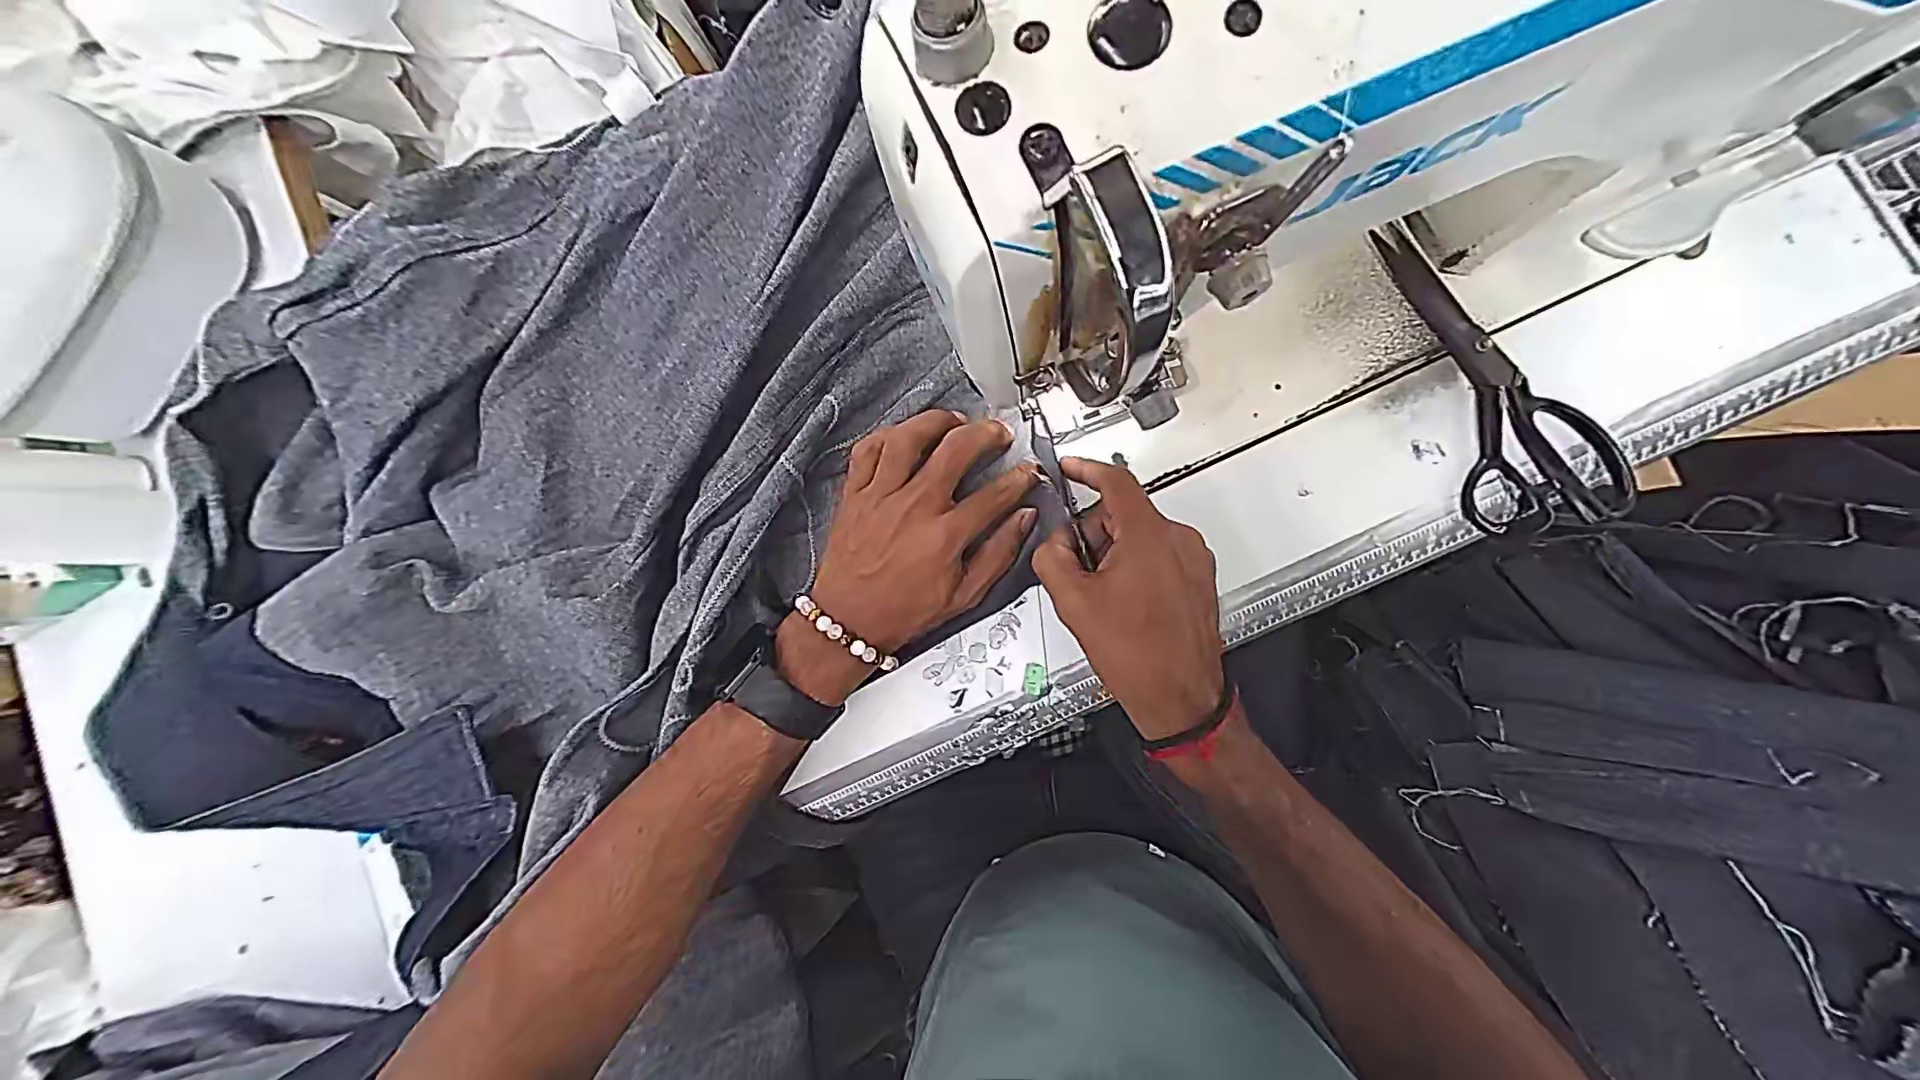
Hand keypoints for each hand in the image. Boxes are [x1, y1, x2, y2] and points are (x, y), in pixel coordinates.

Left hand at [777, 410, 1039, 705]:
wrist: (850, 620)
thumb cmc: (902, 610)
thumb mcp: (964, 595)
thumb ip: (999, 554)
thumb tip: (1023, 520)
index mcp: (944, 536)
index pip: (995, 493)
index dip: (1019, 478)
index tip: (1027, 472)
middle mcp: (913, 508)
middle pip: (957, 449)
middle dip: (987, 434)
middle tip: (997, 434)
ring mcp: (881, 496)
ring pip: (911, 438)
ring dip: (938, 421)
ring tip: (955, 421)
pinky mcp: (856, 493)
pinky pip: (869, 449)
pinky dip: (889, 434)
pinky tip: (906, 435)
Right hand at [1032, 457, 1225, 740]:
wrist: (1181, 697)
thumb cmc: (1142, 658)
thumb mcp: (1074, 604)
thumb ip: (1052, 559)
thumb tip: (1052, 544)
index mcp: (1149, 537)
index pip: (1116, 481)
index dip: (1087, 470)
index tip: (1072, 468)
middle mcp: (1178, 541)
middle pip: (1124, 513)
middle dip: (1092, 532)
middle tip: (1075, 565)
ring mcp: (1193, 560)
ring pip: (1141, 535)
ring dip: (1114, 553)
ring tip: (1103, 595)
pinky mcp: (1198, 578)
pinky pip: (1159, 555)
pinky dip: (1135, 566)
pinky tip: (1123, 602)